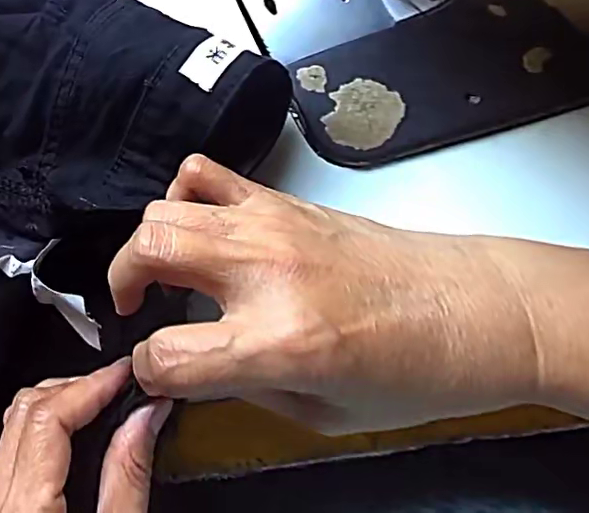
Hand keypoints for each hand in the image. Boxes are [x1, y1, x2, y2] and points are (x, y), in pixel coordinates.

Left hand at [0, 359, 172, 512]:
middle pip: (28, 408)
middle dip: (80, 385)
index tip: (128, 371)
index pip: (51, 413)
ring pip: (16, 424)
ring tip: (104, 405)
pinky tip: (80, 439)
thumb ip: (128, 479)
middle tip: (121, 384)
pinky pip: (13, 451)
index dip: (94, 382)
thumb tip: (147, 413)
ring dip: (63, 403)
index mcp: (25, 510)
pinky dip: (48, 430)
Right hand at [106, 155, 542, 435]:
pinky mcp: (282, 199)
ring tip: (161, 266)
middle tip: (133, 304)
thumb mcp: (325, 415)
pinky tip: (200, 223)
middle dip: (121, 282)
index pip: (167, 353)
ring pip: (168, 205)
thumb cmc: (415, 368)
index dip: (147, 370)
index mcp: (279, 341)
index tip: (153, 369)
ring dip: (148, 240)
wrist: (466, 303)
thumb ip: (244, 388)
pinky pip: (208, 173)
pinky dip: (185, 193)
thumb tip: (190, 368)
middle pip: (149, 249)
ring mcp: (272, 223)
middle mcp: (266, 270)